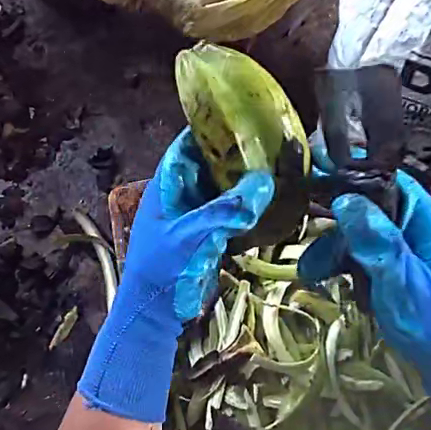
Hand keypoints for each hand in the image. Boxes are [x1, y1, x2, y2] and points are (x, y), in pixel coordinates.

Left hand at [78, 131, 274, 422]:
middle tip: (270, 140)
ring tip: (276, 164)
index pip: (188, 145)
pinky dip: (246, 204)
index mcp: (167, 186)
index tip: (243, 115)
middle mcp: (180, 195)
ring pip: (220, 187)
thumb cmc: (164, 269)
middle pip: (209, 164)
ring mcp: (193, 215)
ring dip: (243, 179)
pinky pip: (228, 210)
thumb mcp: (192, 236)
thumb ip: (225, 210)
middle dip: (235, 152)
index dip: (212, 128)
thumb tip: (263, 181)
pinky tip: (270, 200)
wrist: (154, 314)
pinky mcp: (205, 234)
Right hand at [299, 172, 430, 429]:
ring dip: (336, 251)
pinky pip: (368, 259)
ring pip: (365, 238)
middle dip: (338, 223)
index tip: (321, 172)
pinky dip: (347, 267)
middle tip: (304, 227)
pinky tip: (330, 283)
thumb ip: (377, 241)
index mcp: (429, 225)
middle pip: (372, 211)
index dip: (357, 174)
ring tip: (310, 272)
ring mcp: (411, 255)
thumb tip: (346, 198)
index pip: (393, 182)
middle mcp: (420, 233)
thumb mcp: (403, 283)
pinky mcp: (401, 276)